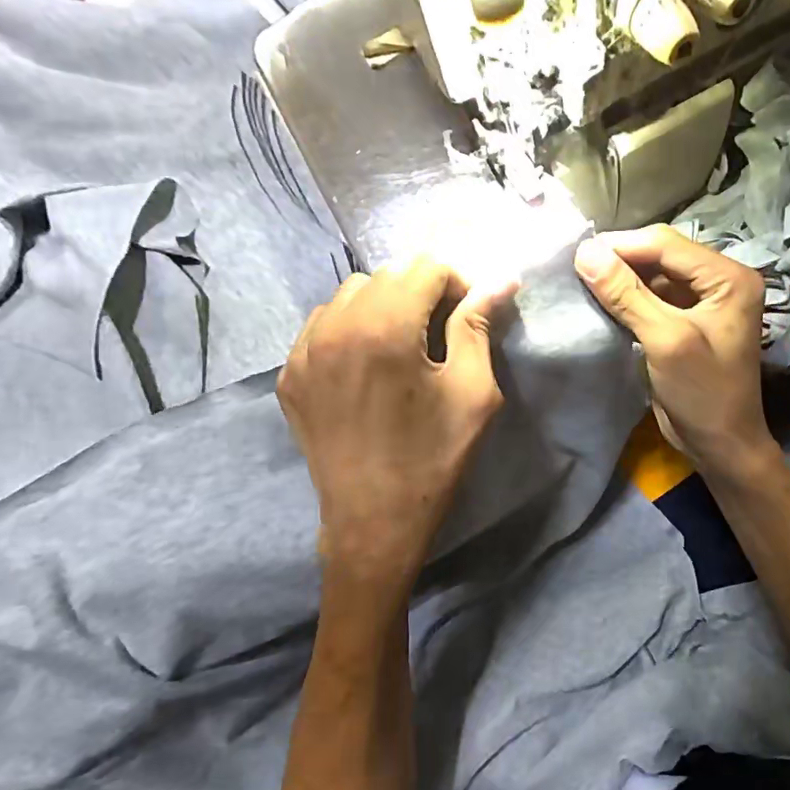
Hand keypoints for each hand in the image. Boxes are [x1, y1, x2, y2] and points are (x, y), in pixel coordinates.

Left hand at [277, 258, 512, 597]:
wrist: (372, 522)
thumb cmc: (434, 459)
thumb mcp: (474, 393)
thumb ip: (479, 327)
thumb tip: (499, 280)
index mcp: (386, 328)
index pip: (425, 267)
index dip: (458, 283)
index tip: (470, 314)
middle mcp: (336, 327)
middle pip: (387, 275)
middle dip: (422, 291)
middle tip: (443, 330)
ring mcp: (304, 351)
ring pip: (350, 295)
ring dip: (384, 305)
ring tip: (403, 345)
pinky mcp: (290, 375)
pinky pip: (321, 325)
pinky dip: (350, 328)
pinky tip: (368, 363)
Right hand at [574, 225, 777, 475]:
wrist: (722, 445)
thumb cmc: (702, 394)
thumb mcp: (665, 340)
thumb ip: (626, 294)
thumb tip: (584, 252)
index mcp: (729, 277)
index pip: (666, 245)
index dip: (620, 246)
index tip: (575, 255)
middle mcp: (720, 280)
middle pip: (660, 255)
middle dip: (619, 260)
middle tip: (574, 268)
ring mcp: (704, 300)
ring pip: (654, 274)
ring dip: (620, 279)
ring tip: (581, 282)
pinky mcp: (687, 320)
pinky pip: (653, 296)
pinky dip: (627, 298)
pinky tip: (600, 301)